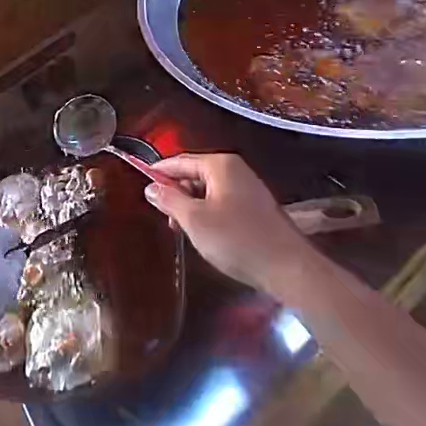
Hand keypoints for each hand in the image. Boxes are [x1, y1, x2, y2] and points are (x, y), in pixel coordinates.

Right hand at [143, 153, 315, 292]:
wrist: (285, 265)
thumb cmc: (236, 239)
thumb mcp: (195, 220)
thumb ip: (170, 200)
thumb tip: (151, 186)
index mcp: (221, 164)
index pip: (181, 160)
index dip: (160, 171)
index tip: (140, 181)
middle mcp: (235, 168)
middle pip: (195, 173)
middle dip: (176, 192)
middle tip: (163, 216)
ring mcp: (247, 186)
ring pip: (208, 189)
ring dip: (191, 205)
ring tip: (181, 229)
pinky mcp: (254, 205)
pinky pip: (222, 200)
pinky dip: (207, 212)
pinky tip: (204, 233)